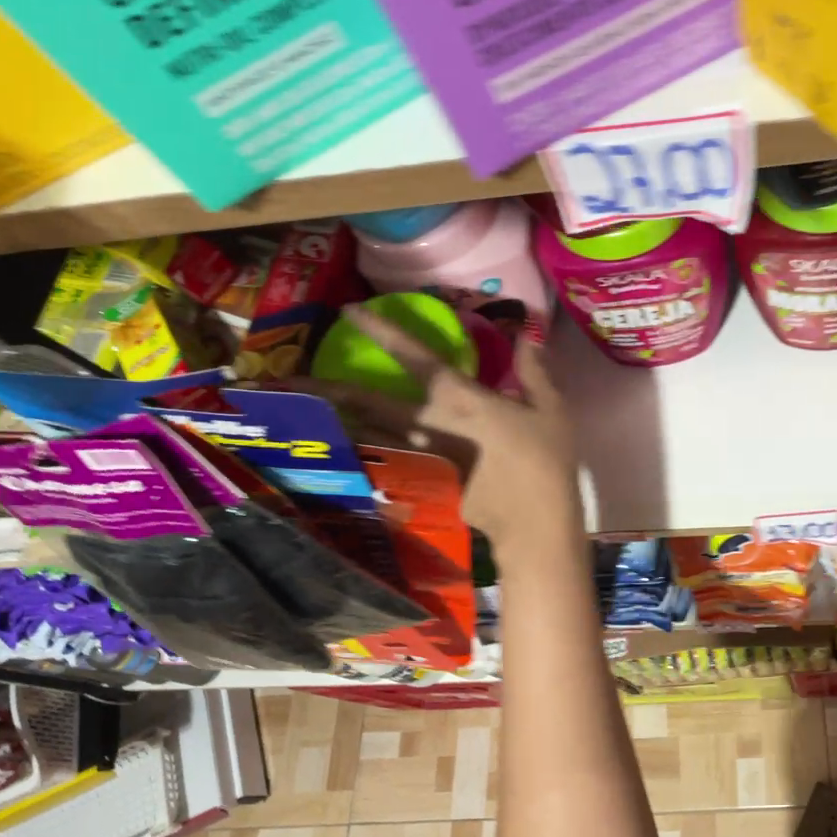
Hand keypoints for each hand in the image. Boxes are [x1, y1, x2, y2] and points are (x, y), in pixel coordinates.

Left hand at [286, 304, 582, 555]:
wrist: (536, 523)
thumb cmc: (547, 462)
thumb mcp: (552, 409)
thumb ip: (535, 370)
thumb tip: (526, 335)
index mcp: (459, 398)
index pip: (413, 356)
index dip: (381, 331)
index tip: (350, 312)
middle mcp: (428, 423)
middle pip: (366, 402)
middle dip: (325, 387)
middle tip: (283, 378)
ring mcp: (421, 457)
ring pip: (366, 434)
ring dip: (331, 421)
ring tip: (299, 412)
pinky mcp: (425, 484)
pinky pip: (387, 460)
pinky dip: (363, 452)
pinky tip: (344, 452)